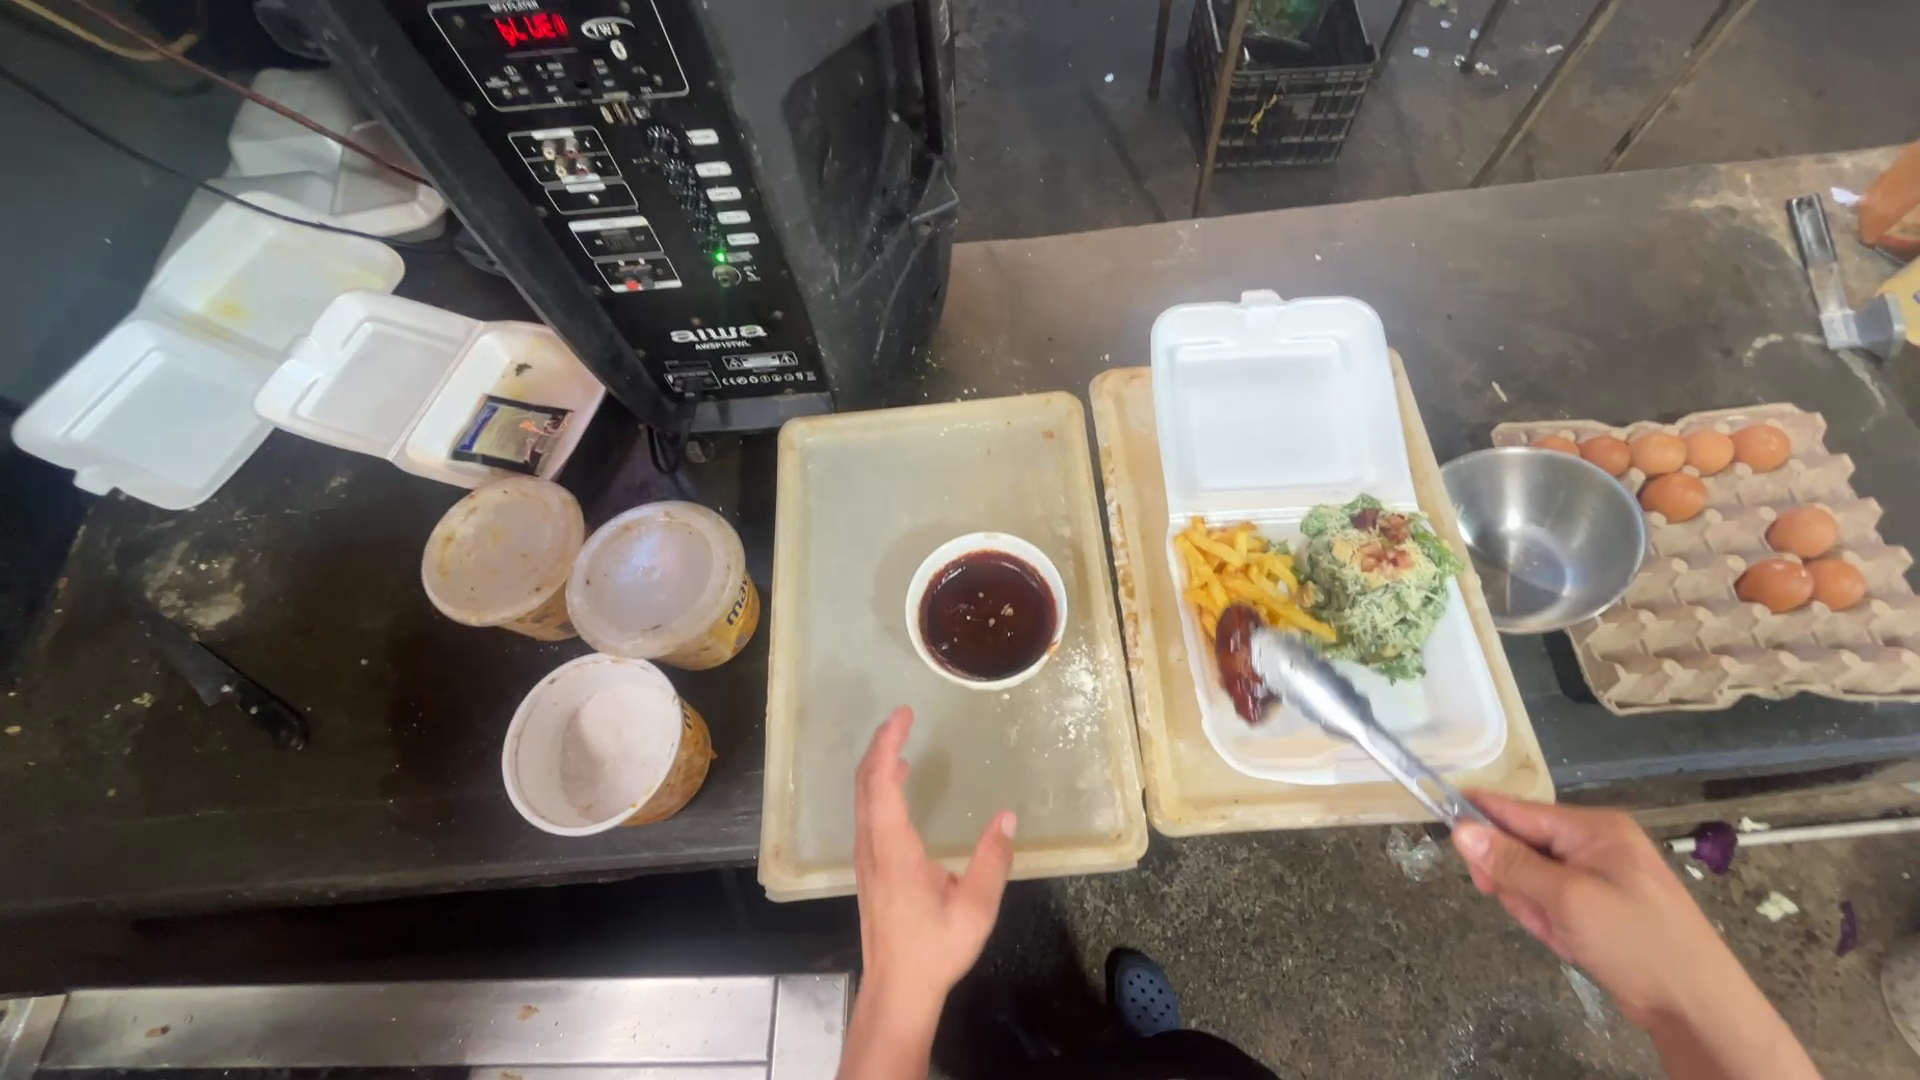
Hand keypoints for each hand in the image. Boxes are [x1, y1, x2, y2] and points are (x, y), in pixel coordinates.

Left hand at [854, 706, 1016, 1019]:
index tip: (904, 715)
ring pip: (862, 796)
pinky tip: (896, 781)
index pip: (881, 783)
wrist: (897, 989)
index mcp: (893, 849)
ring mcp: (866, 856)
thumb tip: (1008, 817)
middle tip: (902, 716)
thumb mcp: (975, 908)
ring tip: (899, 739)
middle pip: (865, 782)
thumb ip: (992, 861)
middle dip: (880, 743)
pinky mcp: (869, 866)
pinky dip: (877, 783)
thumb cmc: (934, 950)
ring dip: (876, 762)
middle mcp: (872, 845)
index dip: (888, 743)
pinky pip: (867, 811)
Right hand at [1452, 793, 1818, 1079]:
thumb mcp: (1566, 899)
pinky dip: (1548, 919)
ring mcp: (1598, 874)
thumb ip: (1510, 862)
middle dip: (1513, 879)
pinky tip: (1569, 941)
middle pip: (1518, 845)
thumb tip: (1459, 828)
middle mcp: (1594, 842)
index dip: (1477, 819)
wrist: (1701, 1012)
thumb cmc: (1637, 943)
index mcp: (1593, 828)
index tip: (1442, 830)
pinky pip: (1549, 898)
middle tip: (1528, 908)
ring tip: (1559, 932)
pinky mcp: (1599, 903)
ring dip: (1532, 905)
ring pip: (1529, 876)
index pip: (1514, 809)